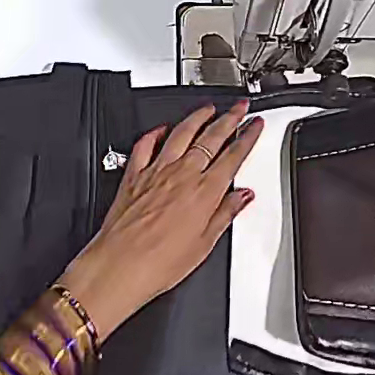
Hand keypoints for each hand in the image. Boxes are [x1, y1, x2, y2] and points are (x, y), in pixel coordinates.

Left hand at [58, 102, 263, 336]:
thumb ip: (226, 213)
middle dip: (230, 118)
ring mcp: (157, 171)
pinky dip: (156, 133)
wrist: (119, 266)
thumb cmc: (159, 263)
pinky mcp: (134, 175)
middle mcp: (183, 175)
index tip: (255, 124)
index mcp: (205, 192)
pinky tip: (162, 128)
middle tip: (240, 107)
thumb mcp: (204, 244)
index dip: (248, 136)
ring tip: (208, 108)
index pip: (234, 155)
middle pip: (212, 137)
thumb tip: (243, 197)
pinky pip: (146, 145)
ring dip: (198, 117)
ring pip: (182, 133)